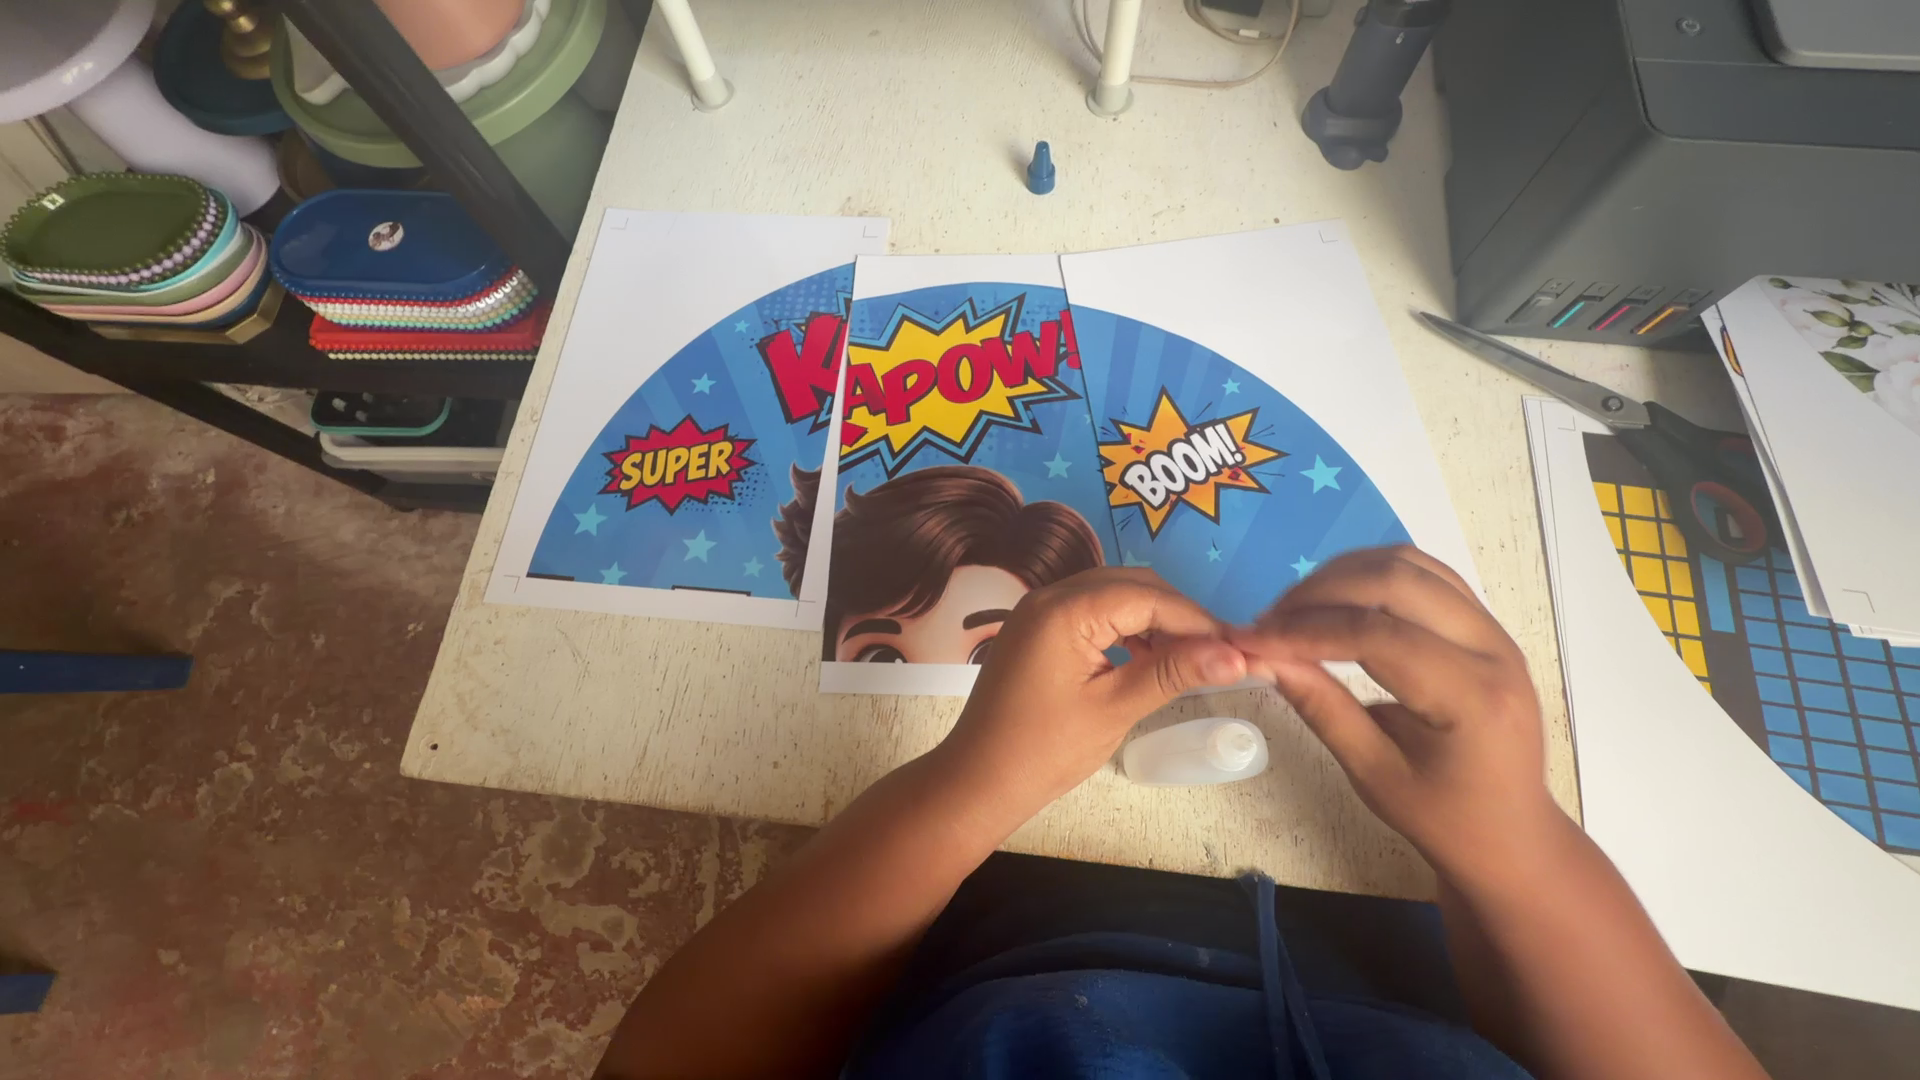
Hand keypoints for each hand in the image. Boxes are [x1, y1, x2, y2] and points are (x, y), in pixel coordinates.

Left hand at [940, 567, 1246, 811]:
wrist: (978, 779)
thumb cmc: (1045, 749)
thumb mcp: (1115, 708)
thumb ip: (1172, 672)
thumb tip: (1237, 655)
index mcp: (1064, 609)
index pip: (1147, 596)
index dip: (1196, 619)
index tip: (1238, 647)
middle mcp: (1049, 596)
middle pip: (1130, 584)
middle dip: (1176, 614)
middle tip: (1217, 651)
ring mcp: (1038, 610)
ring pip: (1111, 594)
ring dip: (1151, 619)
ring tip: (1187, 657)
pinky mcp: (1036, 629)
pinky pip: (1089, 611)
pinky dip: (1122, 627)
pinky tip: (1145, 656)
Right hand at [1230, 546, 1558, 880]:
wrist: (1511, 832)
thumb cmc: (1442, 816)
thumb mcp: (1372, 773)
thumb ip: (1320, 707)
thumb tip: (1261, 658)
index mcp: (1472, 699)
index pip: (1376, 636)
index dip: (1304, 631)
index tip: (1250, 639)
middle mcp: (1493, 649)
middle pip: (1395, 580)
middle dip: (1319, 592)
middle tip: (1268, 620)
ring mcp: (1493, 629)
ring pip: (1408, 564)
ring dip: (1341, 575)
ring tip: (1293, 609)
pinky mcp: (1481, 623)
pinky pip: (1420, 572)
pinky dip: (1367, 574)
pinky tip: (1332, 600)